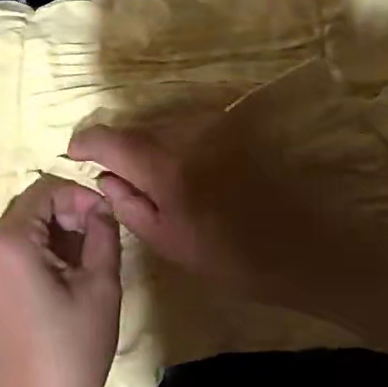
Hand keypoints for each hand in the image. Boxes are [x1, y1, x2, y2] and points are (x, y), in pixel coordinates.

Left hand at [0, 176, 122, 386]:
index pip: (45, 191)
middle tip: (102, 240)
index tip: (108, 218)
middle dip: (69, 215)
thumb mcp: (100, 286)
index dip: (80, 196)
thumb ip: (102, 235)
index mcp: (10, 239)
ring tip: (89, 261)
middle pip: (32, 209)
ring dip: (58, 235)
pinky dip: (42, 253)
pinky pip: (15, 253)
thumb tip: (101, 207)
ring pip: (25, 231)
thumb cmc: (72, 347)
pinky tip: (67, 278)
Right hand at [69, 122, 378, 316]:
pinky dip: (171, 144)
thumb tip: (104, 178)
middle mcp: (182, 134)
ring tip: (150, 179)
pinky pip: (184, 129)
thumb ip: (129, 206)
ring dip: (145, 146)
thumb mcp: (171, 245)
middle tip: (113, 176)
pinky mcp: (231, 127)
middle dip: (116, 149)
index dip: (85, 142)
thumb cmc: (237, 258)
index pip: (108, 138)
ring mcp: (209, 127)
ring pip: (158, 127)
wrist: (314, 250)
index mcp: (163, 166)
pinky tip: (183, 173)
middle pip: (132, 130)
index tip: (73, 154)